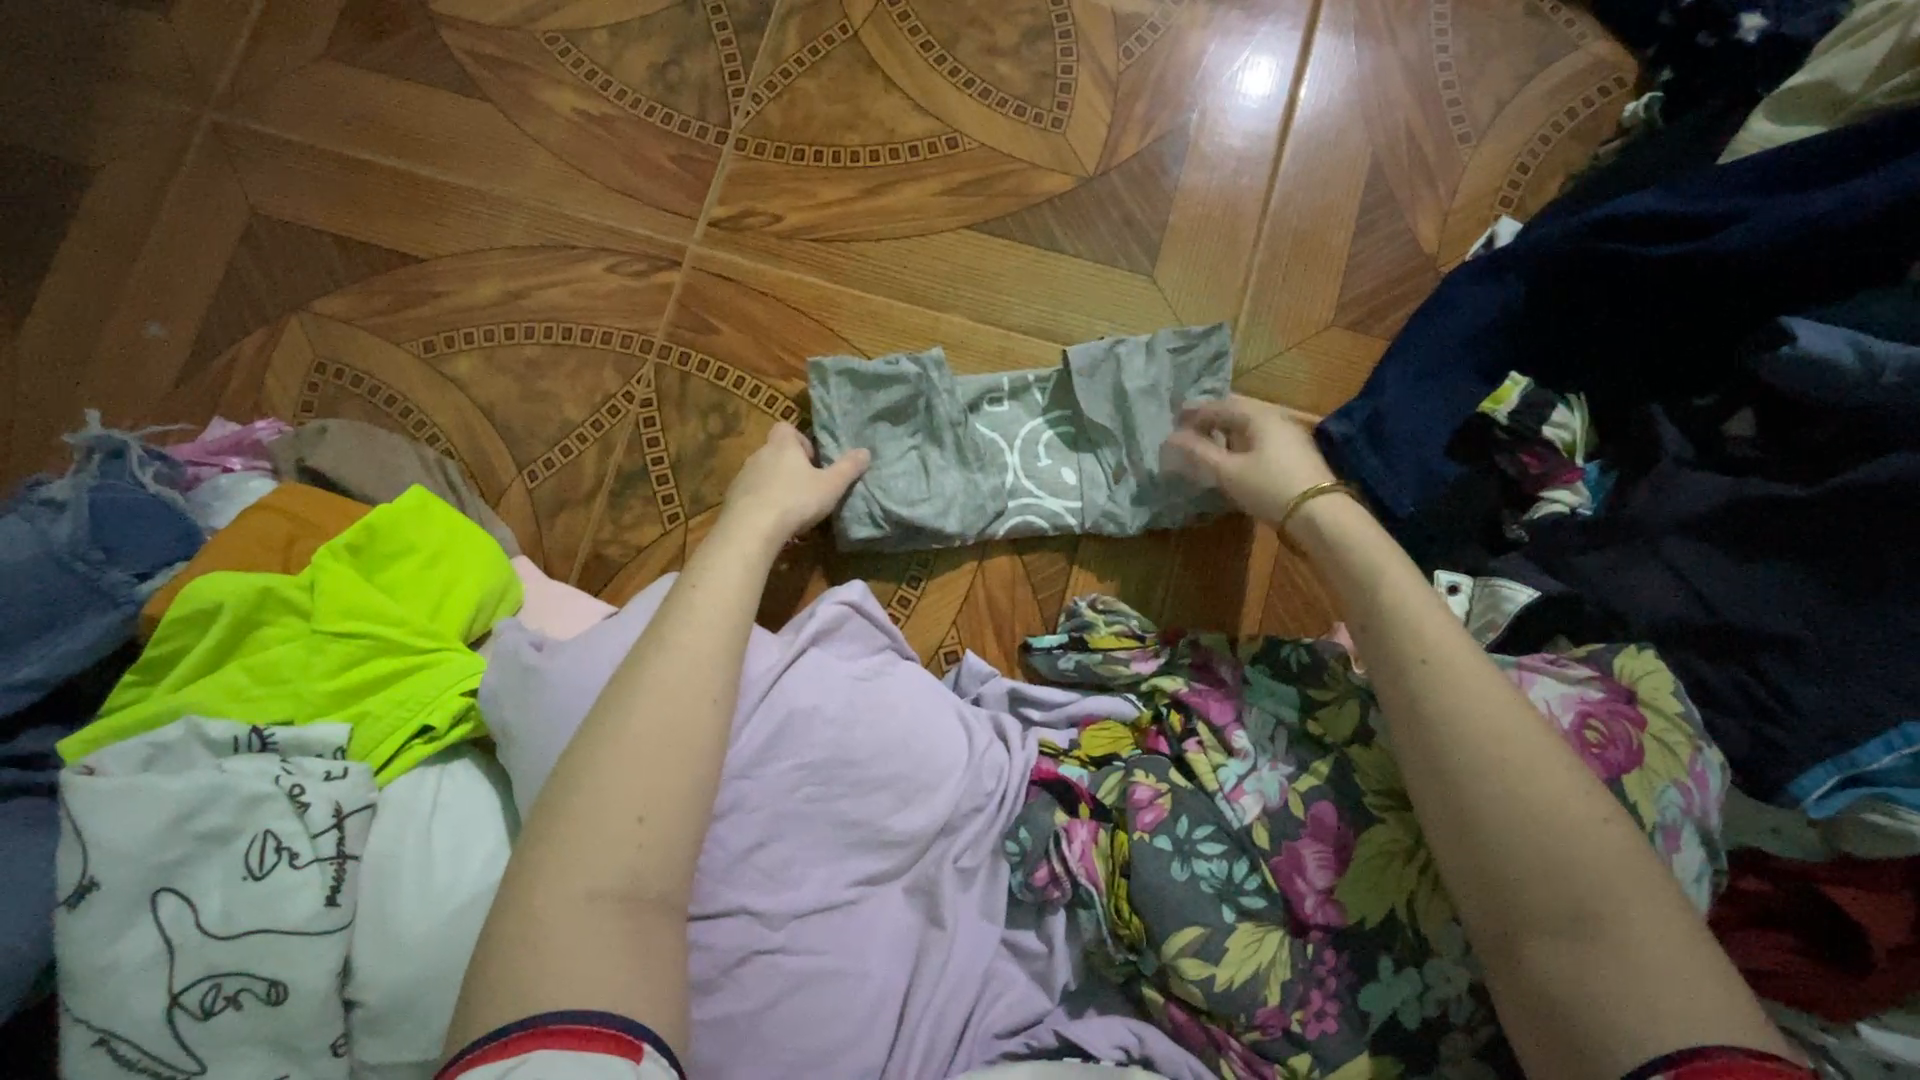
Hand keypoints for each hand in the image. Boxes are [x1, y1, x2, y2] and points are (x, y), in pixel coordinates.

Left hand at [717, 422, 869, 545]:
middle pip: (775, 451)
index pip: (786, 428)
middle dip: (790, 466)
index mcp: (782, 446)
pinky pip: (751, 493)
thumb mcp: (831, 486)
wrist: (752, 528)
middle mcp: (759, 454)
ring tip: (790, 507)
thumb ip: (848, 468)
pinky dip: (761, 501)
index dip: (800, 441)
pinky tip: (772, 520)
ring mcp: (742, 476)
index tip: (812, 462)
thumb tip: (865, 451)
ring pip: (762, 473)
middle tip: (806, 487)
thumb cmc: (795, 500)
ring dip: (775, 484)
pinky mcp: (732, 498)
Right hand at [1161, 395, 1337, 523]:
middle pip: (1237, 412)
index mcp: (1258, 416)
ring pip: (1250, 426)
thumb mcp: (1227, 472)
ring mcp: (1290, 435)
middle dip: (1211, 419)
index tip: (1173, 421)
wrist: (1320, 515)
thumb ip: (1198, 452)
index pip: (1219, 406)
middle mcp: (1276, 418)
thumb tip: (1171, 438)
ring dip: (1226, 432)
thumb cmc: (1269, 487)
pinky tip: (1234, 457)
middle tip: (1188, 429)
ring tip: (1207, 443)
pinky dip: (1241, 443)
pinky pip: (1261, 439)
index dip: (1194, 413)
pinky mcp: (1296, 454)